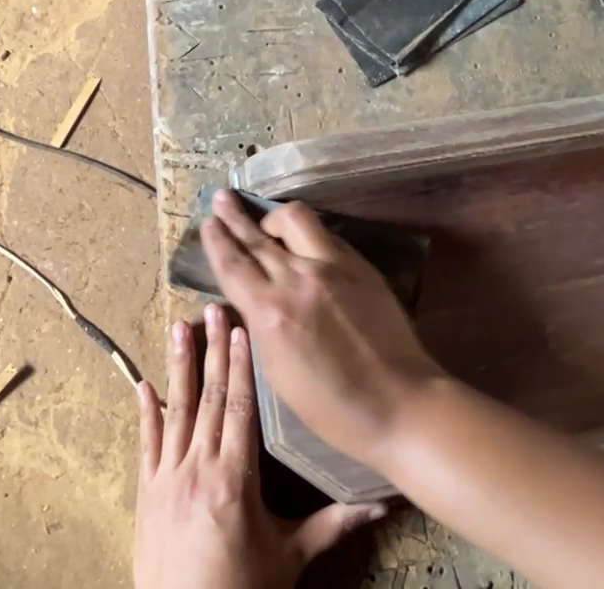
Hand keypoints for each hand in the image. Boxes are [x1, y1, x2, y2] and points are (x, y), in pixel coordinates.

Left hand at [134, 303, 385, 588]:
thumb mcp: (290, 559)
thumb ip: (333, 524)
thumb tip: (383, 504)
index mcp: (234, 478)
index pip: (240, 407)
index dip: (241, 364)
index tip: (242, 327)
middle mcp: (197, 469)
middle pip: (208, 397)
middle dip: (213, 349)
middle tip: (213, 308)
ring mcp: (166, 480)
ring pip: (175, 411)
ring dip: (177, 366)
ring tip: (178, 327)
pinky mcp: (146, 496)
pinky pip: (145, 446)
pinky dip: (145, 413)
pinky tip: (142, 384)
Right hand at [199, 190, 446, 465]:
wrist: (396, 401)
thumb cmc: (330, 405)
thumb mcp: (276, 370)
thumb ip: (260, 324)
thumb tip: (251, 296)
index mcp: (269, 312)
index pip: (233, 264)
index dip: (216, 241)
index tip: (207, 223)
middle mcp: (297, 278)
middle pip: (258, 236)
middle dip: (235, 217)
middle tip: (222, 199)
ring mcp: (331, 265)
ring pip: (295, 219)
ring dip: (274, 216)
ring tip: (266, 217)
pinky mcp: (359, 264)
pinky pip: (325, 234)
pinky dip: (307, 232)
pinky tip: (303, 237)